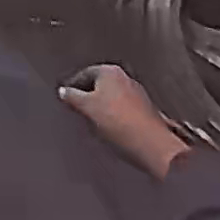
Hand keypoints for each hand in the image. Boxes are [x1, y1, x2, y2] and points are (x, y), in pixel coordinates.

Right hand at [58, 65, 190, 179]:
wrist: (155, 149)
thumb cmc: (121, 124)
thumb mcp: (86, 108)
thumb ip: (71, 96)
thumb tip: (64, 92)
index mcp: (109, 71)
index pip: (83, 74)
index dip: (72, 87)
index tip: (67, 97)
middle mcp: (126, 78)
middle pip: (99, 85)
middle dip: (89, 97)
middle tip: (80, 110)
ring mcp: (139, 96)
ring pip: (113, 99)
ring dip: (104, 109)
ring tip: (97, 124)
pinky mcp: (149, 113)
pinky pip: (126, 111)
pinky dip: (117, 118)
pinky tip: (114, 131)